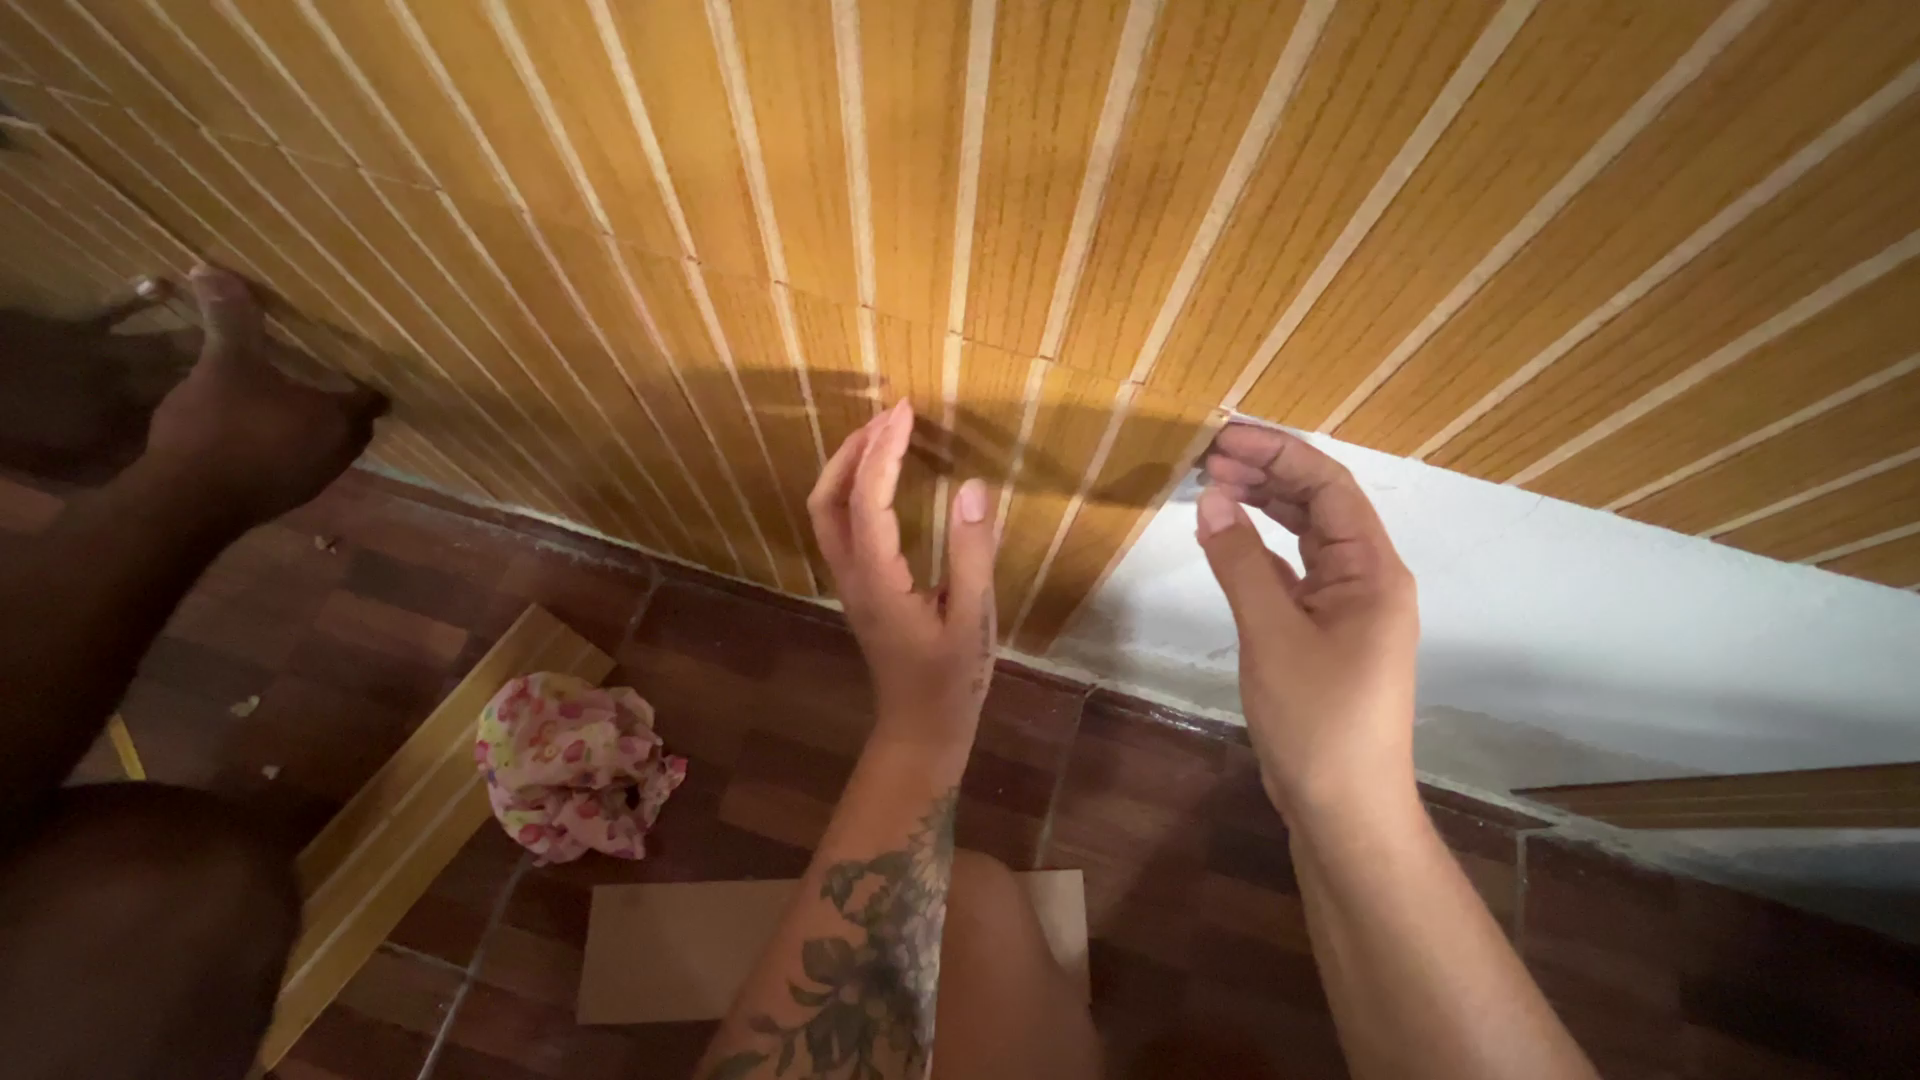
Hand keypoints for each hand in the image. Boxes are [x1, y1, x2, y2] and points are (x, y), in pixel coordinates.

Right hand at [143, 265, 385, 525]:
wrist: (189, 500)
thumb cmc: (221, 427)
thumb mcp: (226, 366)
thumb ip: (231, 321)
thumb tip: (215, 270)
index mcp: (344, 419)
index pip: (373, 395)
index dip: (366, 377)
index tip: (354, 359)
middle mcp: (344, 451)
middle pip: (356, 421)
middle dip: (341, 400)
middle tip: (320, 375)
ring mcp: (319, 477)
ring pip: (330, 443)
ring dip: (315, 425)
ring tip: (290, 400)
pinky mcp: (289, 494)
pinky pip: (301, 462)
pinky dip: (291, 445)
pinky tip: (260, 432)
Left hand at [808, 399, 996, 740]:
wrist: (921, 727)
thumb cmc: (952, 680)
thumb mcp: (974, 619)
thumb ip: (973, 554)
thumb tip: (973, 487)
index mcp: (878, 580)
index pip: (868, 499)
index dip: (884, 450)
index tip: (906, 412)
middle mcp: (852, 576)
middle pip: (827, 498)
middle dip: (854, 449)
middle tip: (892, 415)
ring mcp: (850, 583)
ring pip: (827, 512)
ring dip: (848, 467)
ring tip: (885, 435)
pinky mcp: (859, 588)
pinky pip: (841, 525)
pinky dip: (855, 490)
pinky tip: (884, 481)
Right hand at [1197, 424, 1419, 819]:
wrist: (1343, 805)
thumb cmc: (1318, 719)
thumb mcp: (1272, 635)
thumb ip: (1240, 563)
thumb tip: (1210, 500)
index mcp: (1373, 571)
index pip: (1329, 488)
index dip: (1278, 454)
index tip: (1224, 439)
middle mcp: (1365, 579)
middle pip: (1319, 506)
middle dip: (1267, 475)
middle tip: (1208, 459)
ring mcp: (1344, 607)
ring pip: (1304, 538)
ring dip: (1263, 509)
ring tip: (1213, 487)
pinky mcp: (1321, 632)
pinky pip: (1291, 574)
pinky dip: (1259, 551)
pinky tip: (1228, 540)